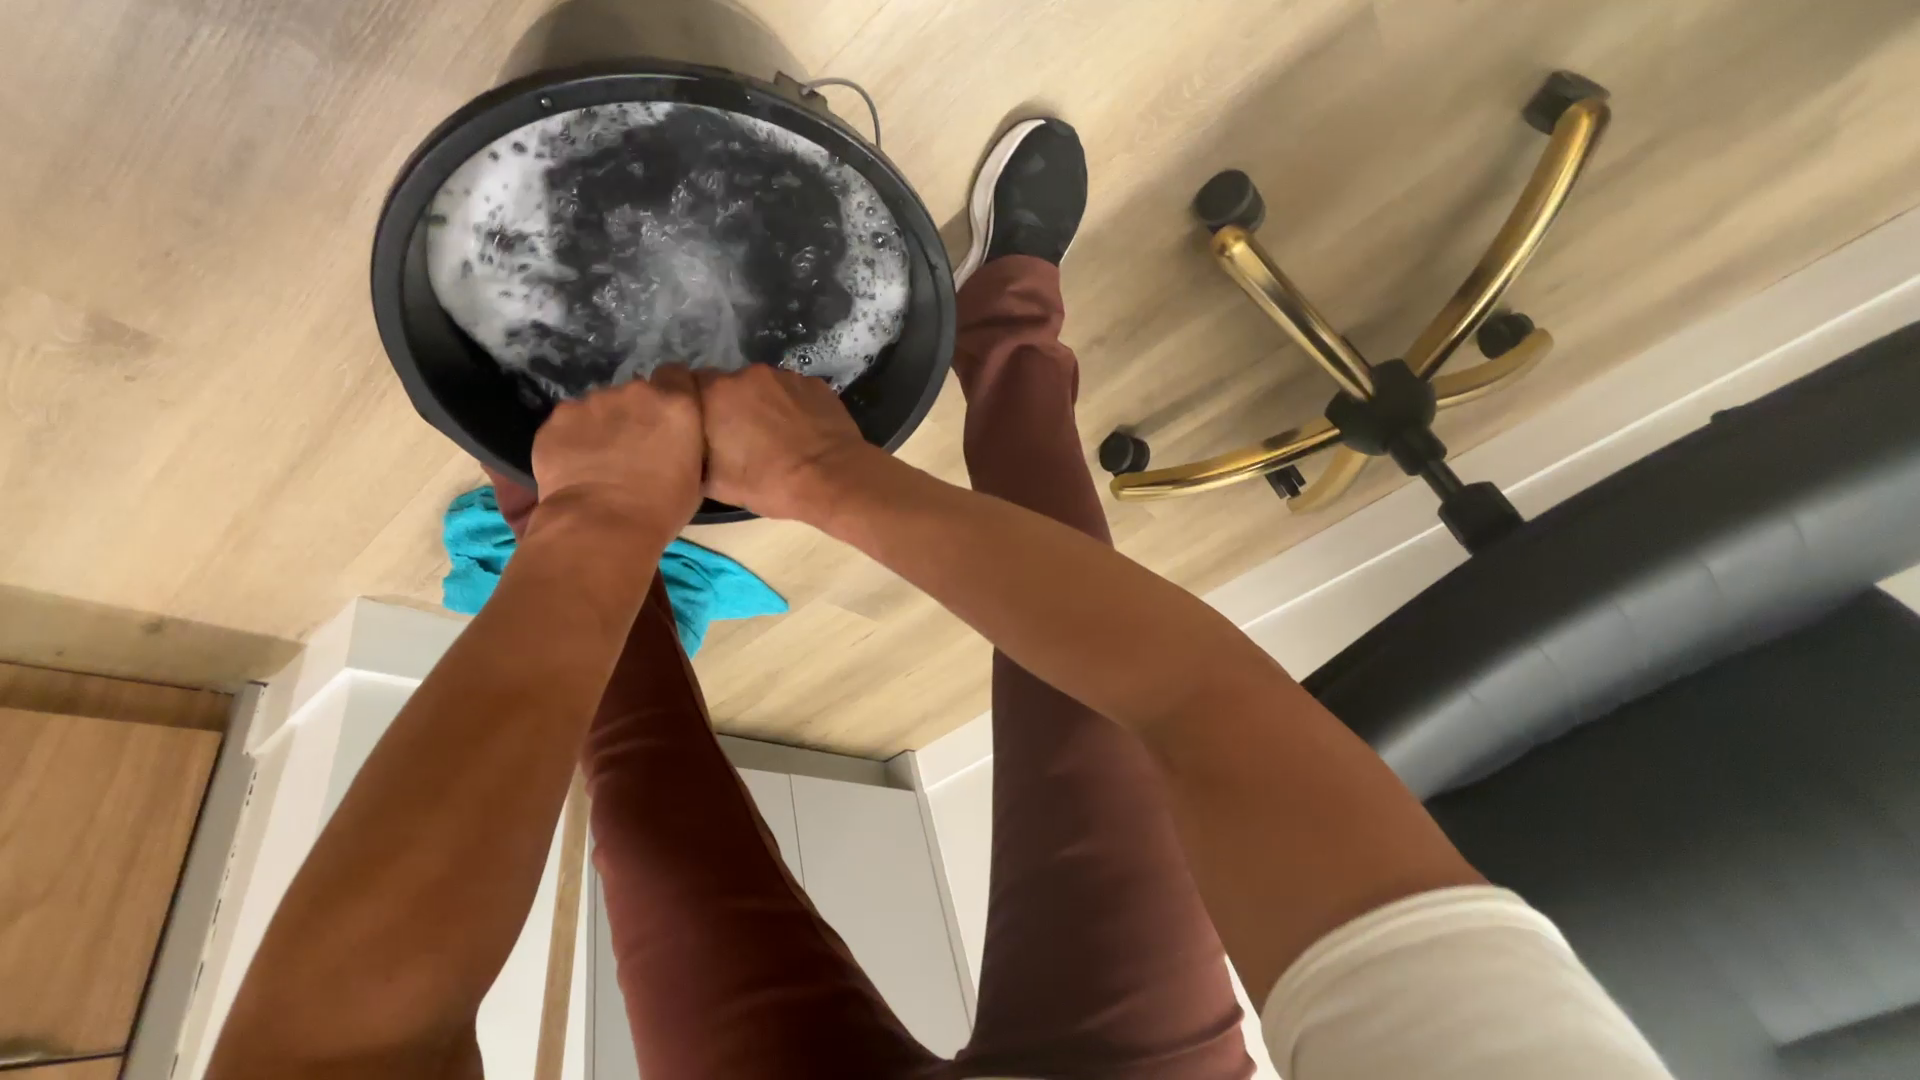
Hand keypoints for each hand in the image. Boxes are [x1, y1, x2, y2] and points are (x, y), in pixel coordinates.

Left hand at [530, 366, 704, 537]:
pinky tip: (577, 464)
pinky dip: (575, 437)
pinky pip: (571, 421)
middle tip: (634, 446)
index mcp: (676, 404)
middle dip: (637, 412)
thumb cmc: (662, 508)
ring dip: (605, 424)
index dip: (672, 392)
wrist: (601, 524)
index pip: (676, 374)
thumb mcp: (694, 475)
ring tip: (601, 459)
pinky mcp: (558, 417)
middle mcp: (635, 392)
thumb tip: (674, 440)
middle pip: (637, 392)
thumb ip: (684, 443)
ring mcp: (593, 401)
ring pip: (602, 406)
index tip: (669, 414)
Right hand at [697, 364, 873, 519]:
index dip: (695, 406)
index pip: (689, 385)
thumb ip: (693, 456)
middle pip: (729, 384)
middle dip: (730, 406)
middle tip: (740, 437)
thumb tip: (689, 449)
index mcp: (717, 392)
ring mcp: (786, 376)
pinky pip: (793, 392)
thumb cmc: (770, 483)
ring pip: (763, 387)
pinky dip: (792, 407)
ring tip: (775, 436)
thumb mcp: (717, 484)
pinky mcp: (816, 384)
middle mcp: (749, 373)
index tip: (703, 427)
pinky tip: (801, 432)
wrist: (834, 478)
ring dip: (762, 404)